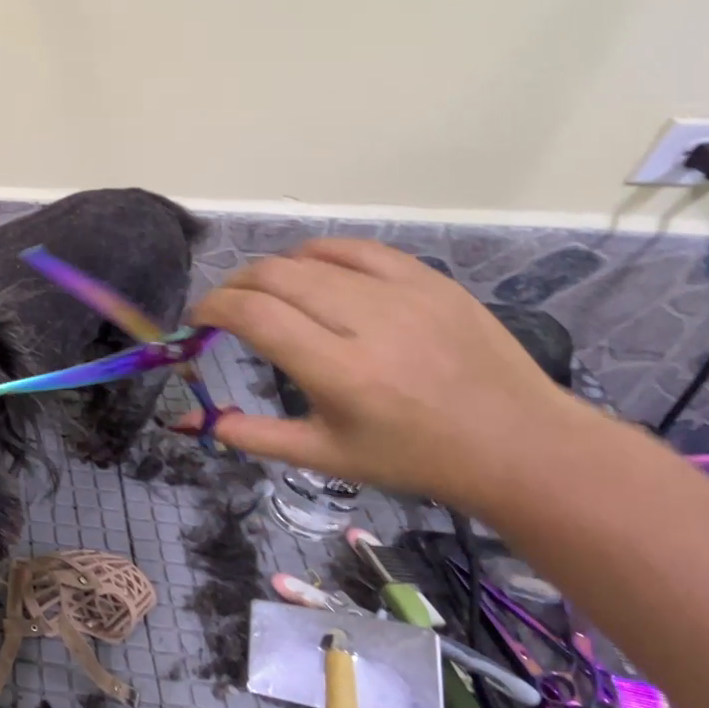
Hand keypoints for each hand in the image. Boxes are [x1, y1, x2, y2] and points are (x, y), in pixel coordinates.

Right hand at [191, 238, 581, 505]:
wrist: (520, 444)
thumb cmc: (413, 457)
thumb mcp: (324, 457)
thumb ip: (250, 435)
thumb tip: (189, 421)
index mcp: (339, 371)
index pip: (252, 313)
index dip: (212, 307)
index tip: (198, 321)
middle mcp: (368, 323)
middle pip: (274, 276)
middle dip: (234, 286)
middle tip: (224, 309)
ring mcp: (405, 295)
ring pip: (310, 257)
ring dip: (270, 271)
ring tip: (263, 293)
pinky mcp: (431, 281)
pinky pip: (359, 249)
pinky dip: (319, 255)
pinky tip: (309, 272)